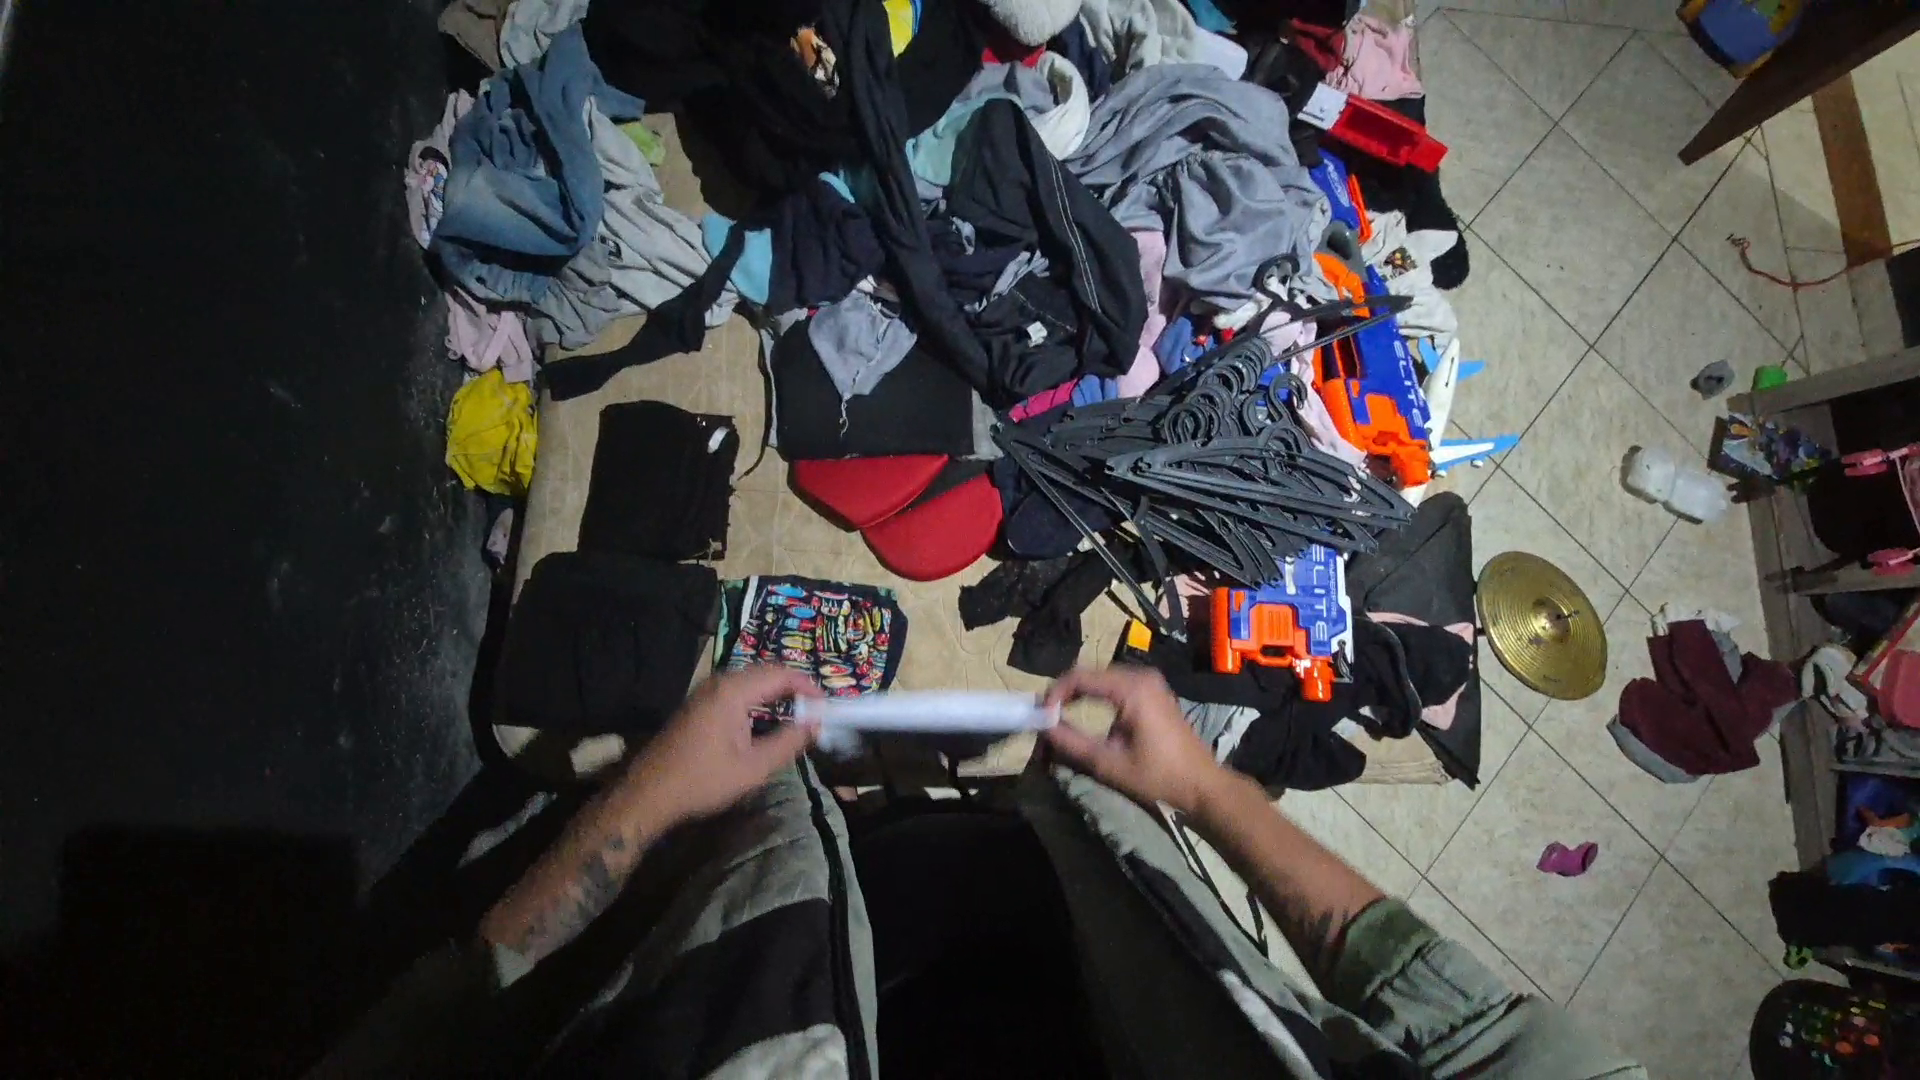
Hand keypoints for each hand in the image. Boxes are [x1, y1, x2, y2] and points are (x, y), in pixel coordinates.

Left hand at [626, 665, 823, 827]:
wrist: (647, 795)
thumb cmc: (702, 781)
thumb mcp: (754, 767)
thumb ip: (789, 742)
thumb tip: (816, 724)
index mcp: (734, 691)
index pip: (781, 674)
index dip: (808, 686)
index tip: (826, 705)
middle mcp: (720, 682)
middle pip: (766, 672)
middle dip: (794, 687)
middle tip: (815, 709)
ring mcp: (706, 691)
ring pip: (751, 680)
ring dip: (775, 692)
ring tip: (796, 713)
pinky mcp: (698, 703)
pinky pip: (737, 689)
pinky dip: (758, 698)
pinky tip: (766, 719)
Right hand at [1041, 665, 1232, 816]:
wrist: (1203, 787)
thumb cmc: (1159, 777)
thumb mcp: (1109, 764)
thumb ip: (1072, 743)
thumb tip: (1043, 727)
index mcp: (1131, 688)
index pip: (1079, 677)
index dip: (1054, 694)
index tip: (1041, 716)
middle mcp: (1141, 676)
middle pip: (1090, 674)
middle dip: (1065, 694)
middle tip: (1047, 718)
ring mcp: (1150, 682)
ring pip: (1101, 678)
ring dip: (1079, 694)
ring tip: (1061, 716)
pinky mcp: (1153, 691)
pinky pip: (1116, 684)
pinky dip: (1096, 696)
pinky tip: (1086, 713)